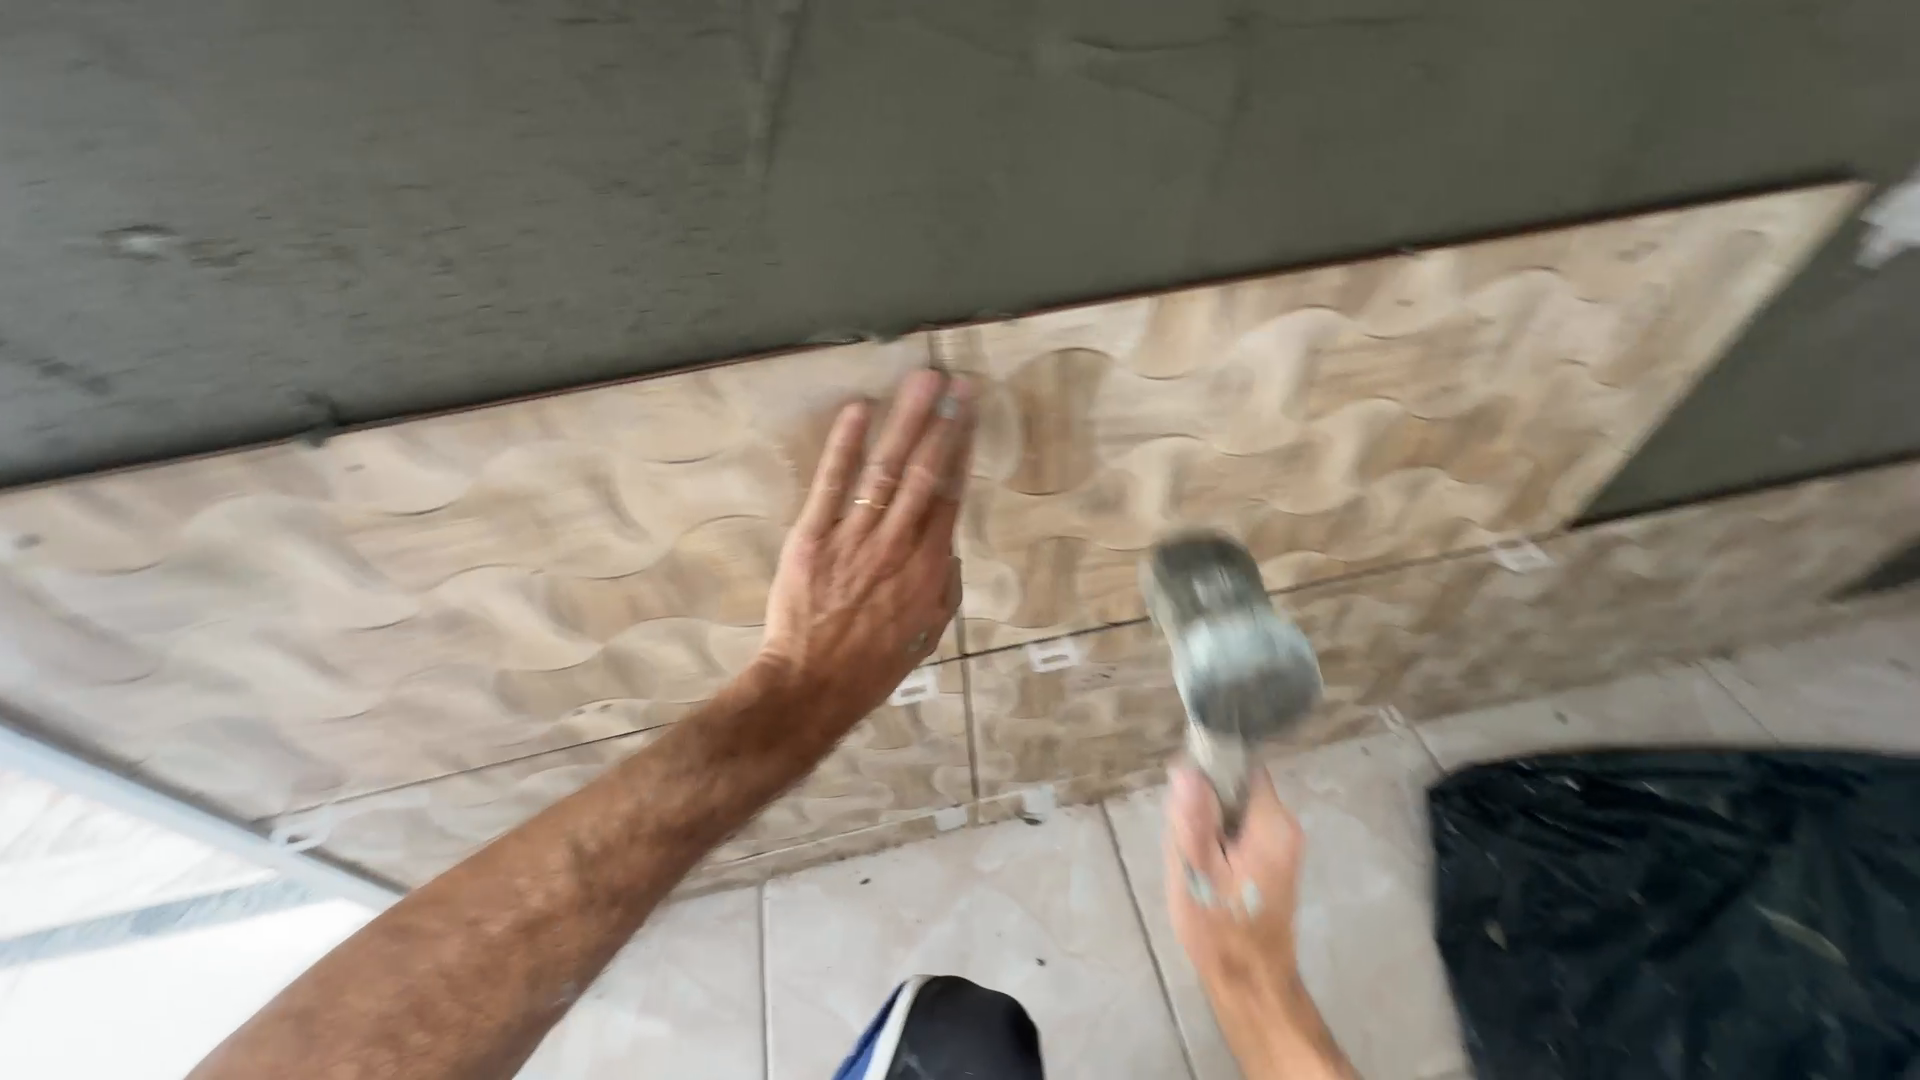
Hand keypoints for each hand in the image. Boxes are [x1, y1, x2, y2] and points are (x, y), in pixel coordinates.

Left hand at [757, 369, 973, 727]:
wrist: (813, 685)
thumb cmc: (875, 663)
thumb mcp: (930, 633)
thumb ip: (945, 585)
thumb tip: (947, 545)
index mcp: (930, 567)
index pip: (950, 495)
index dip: (963, 450)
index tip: (971, 414)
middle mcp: (897, 544)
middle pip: (925, 474)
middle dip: (944, 424)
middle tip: (956, 382)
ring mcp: (855, 537)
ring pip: (886, 470)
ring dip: (907, 422)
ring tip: (922, 383)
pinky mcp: (813, 537)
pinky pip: (832, 485)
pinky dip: (845, 446)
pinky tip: (860, 411)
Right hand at [1165, 764, 1354, 1078]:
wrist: (1250, 983)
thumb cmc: (1220, 928)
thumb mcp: (1195, 870)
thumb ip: (1192, 819)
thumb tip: (1186, 769)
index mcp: (1272, 823)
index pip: (1240, 768)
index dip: (1207, 773)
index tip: (1181, 800)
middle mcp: (1285, 827)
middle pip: (1234, 789)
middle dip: (1202, 806)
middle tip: (1183, 843)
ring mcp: (1280, 844)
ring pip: (1232, 810)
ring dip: (1206, 826)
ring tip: (1192, 861)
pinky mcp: (1271, 860)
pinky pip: (1237, 831)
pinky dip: (1216, 843)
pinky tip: (1204, 871)